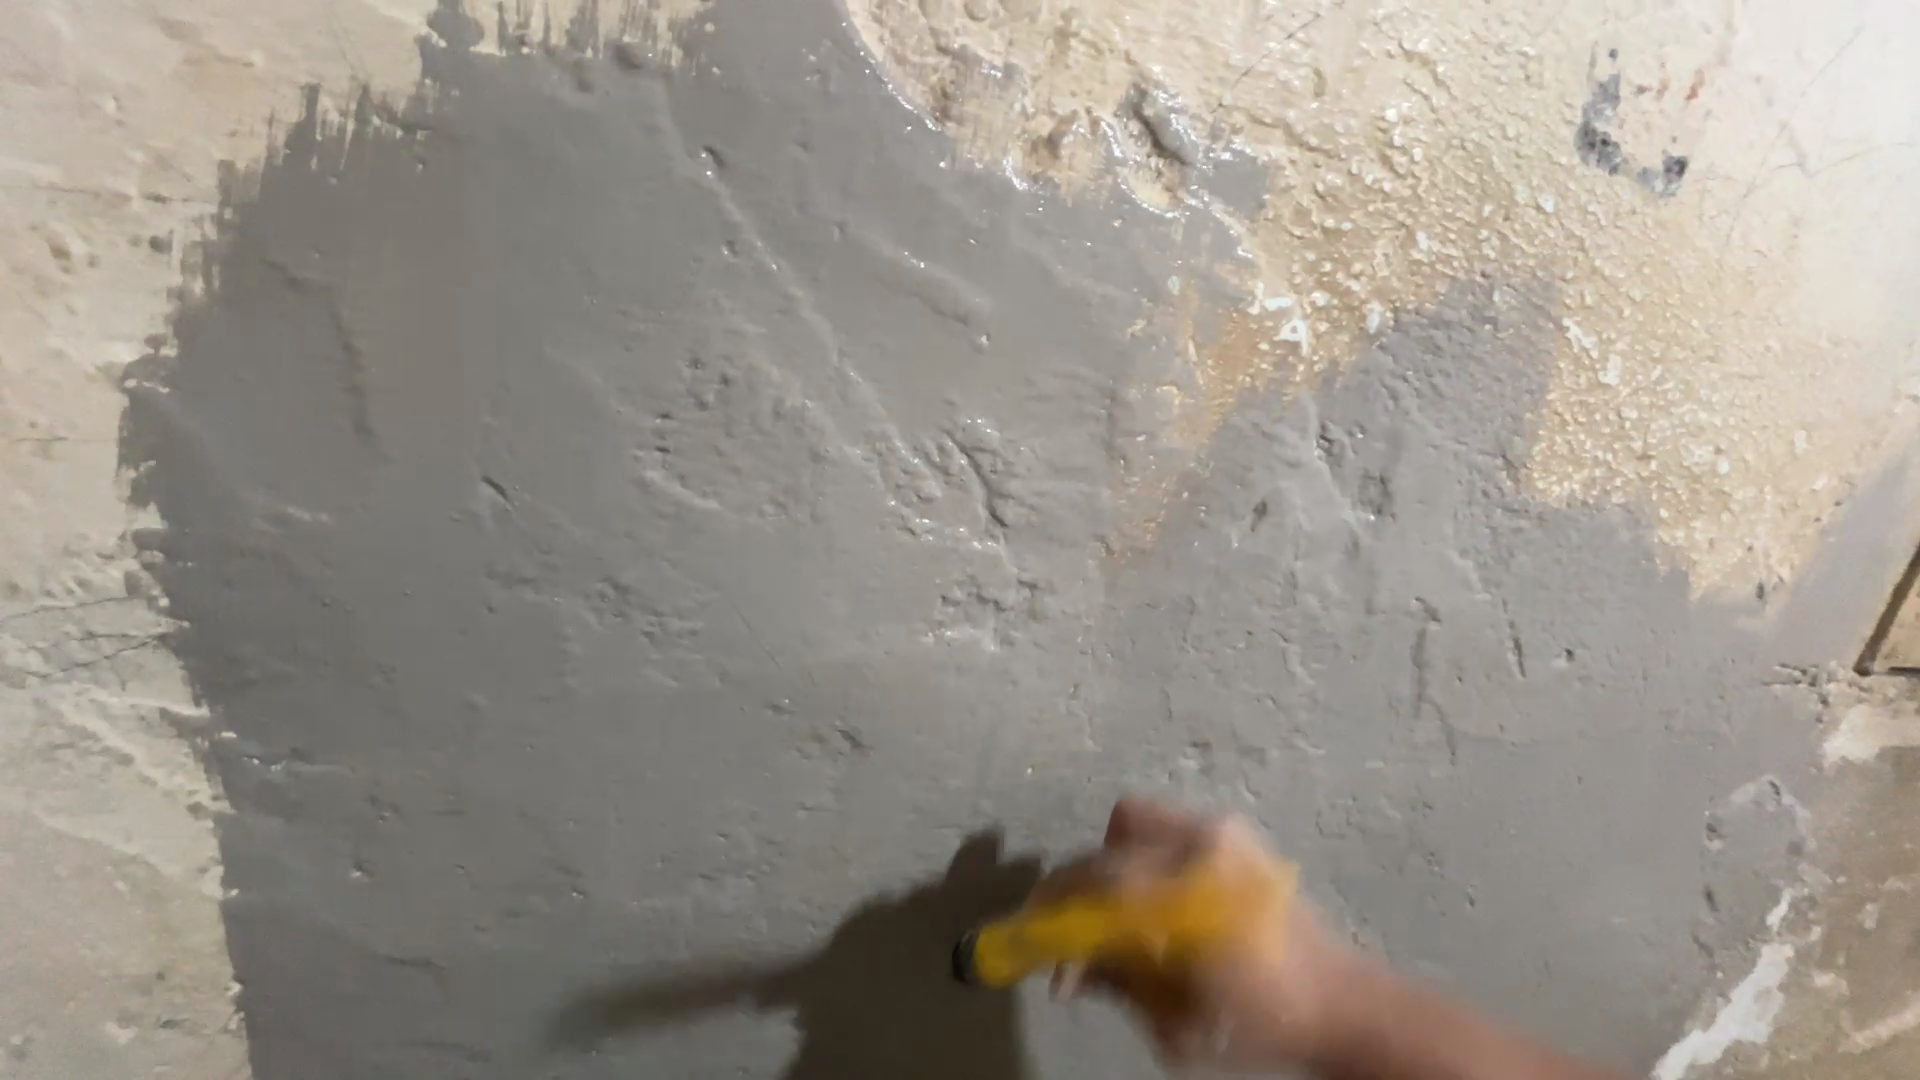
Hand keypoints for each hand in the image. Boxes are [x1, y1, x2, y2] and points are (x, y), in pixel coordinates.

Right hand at [1030, 797, 1357, 1071]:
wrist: (1340, 998)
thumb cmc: (1259, 1021)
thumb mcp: (1179, 1023)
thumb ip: (1117, 984)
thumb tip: (1061, 973)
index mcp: (1192, 897)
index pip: (1099, 885)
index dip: (1056, 908)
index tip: (1034, 934)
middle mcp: (1201, 846)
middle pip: (1107, 851)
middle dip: (1074, 887)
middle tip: (1063, 924)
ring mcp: (1218, 827)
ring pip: (1129, 819)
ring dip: (1107, 860)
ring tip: (1113, 903)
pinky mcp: (1230, 826)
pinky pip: (1160, 820)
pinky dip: (1139, 848)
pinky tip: (1150, 888)